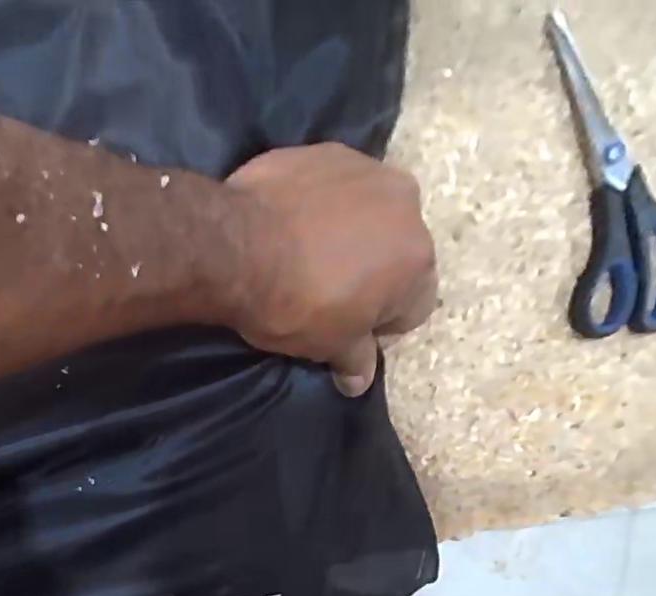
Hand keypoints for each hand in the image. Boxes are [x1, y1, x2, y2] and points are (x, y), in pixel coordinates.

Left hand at [223, 144, 438, 396]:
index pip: (412, 307)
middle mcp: (407, 206)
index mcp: (417, 261)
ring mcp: (367, 170)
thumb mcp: (328, 346)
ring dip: (348, 233)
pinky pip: (332, 187)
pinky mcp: (326, 151)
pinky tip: (288, 223)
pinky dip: (318, 205)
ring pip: (368, 213)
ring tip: (304, 253)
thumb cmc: (295, 306)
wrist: (238, 248)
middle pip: (396, 253)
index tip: (346, 327)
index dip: (379, 324)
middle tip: (324, 290)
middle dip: (370, 273)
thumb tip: (359, 383)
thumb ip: (355, 361)